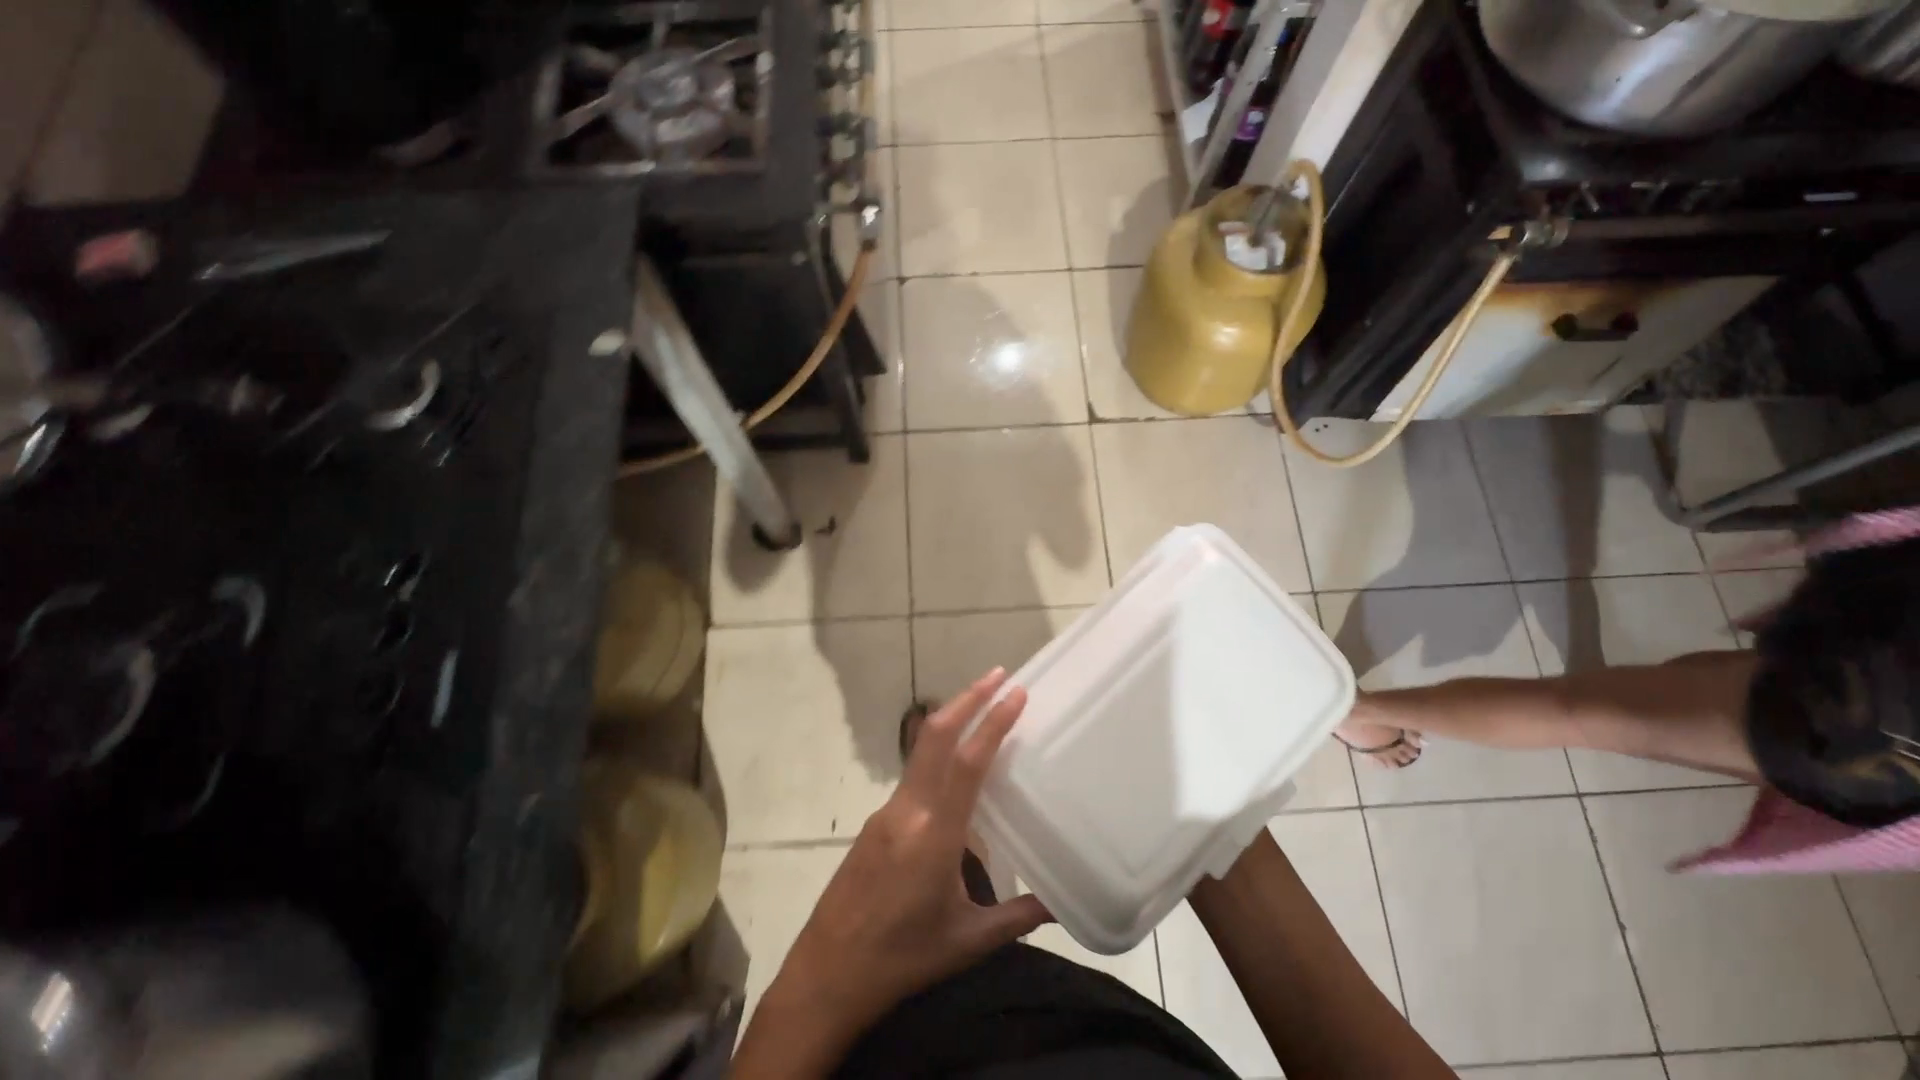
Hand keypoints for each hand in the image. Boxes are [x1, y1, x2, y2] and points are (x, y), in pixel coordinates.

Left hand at [747, 669, 1052, 1054]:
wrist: (827, 972)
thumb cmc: (903, 958)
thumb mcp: (968, 941)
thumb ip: (1018, 917)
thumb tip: (1062, 903)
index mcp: (934, 835)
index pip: (967, 763)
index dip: (993, 722)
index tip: (1016, 693)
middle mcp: (907, 812)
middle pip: (934, 738)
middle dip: (967, 700)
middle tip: (1001, 676)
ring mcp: (885, 815)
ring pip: (920, 754)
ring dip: (951, 724)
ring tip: (986, 712)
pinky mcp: (874, 826)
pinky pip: (913, 779)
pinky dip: (938, 757)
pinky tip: (958, 774)